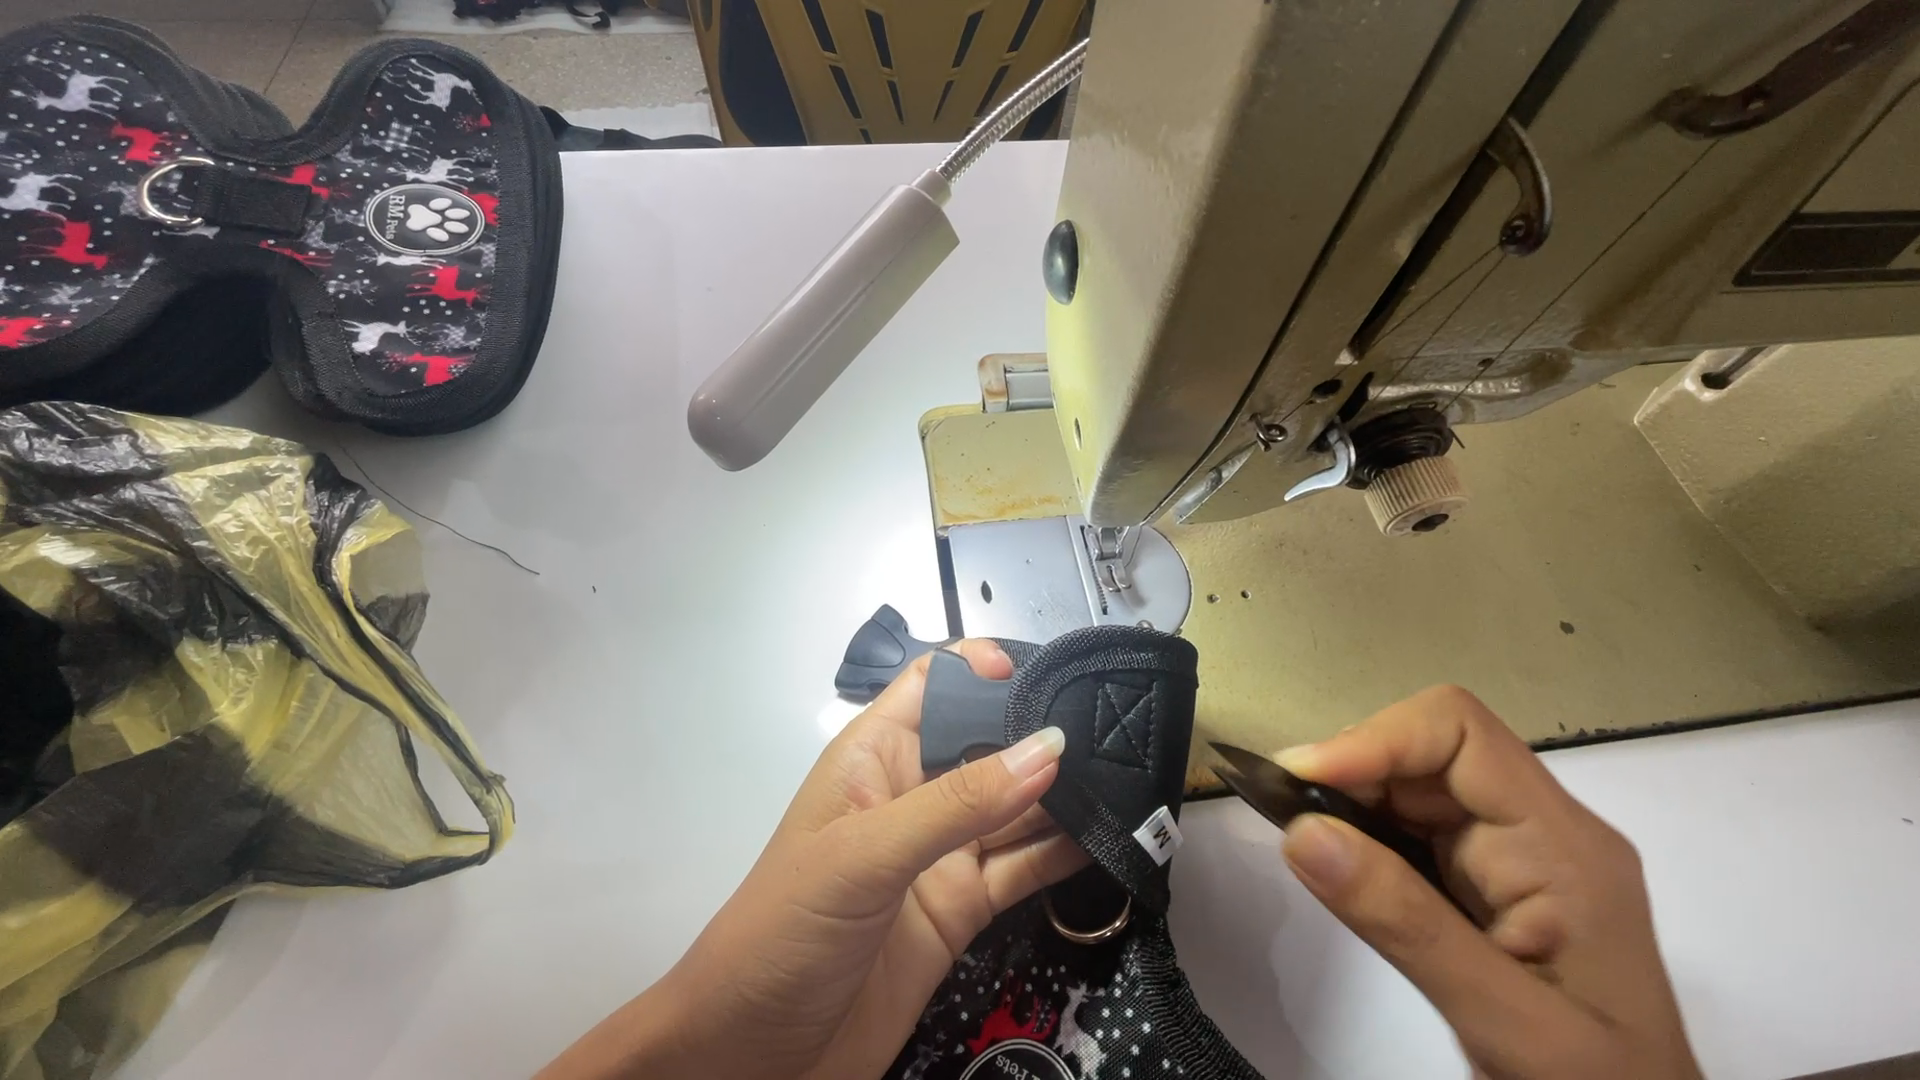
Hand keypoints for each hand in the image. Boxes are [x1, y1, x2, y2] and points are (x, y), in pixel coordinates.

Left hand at [538, 640, 1088, 1079]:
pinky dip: (1062, 853)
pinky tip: (1107, 836)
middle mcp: (914, 792)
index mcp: (875, 755)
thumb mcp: (867, 853)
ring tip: (1124, 774)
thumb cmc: (790, 926)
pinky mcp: (963, 906)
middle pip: (986, 743)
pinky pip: (1021, 868)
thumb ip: (959, 803)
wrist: (758, 1052)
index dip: (978, 667)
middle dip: (1038, 732)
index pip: (930, 685)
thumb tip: (1049, 748)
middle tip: (1108, 727)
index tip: (1036, 674)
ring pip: (1014, 806)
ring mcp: (941, 851)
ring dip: (1062, 794)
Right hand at [1274, 686, 1701, 1079]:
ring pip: (1413, 782)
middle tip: (1285, 812)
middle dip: (1352, 768)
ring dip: (1349, 796)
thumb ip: (1406, 926)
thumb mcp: (1508, 1024)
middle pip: (1429, 749)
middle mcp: (1539, 829)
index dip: (1375, 739)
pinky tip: (1334, 858)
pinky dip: (1360, 829)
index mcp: (1561, 846)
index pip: (1460, 732)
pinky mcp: (1485, 877)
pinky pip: (1411, 824)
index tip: (1301, 779)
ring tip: (1299, 832)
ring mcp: (1513, 852)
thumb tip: (1301, 832)